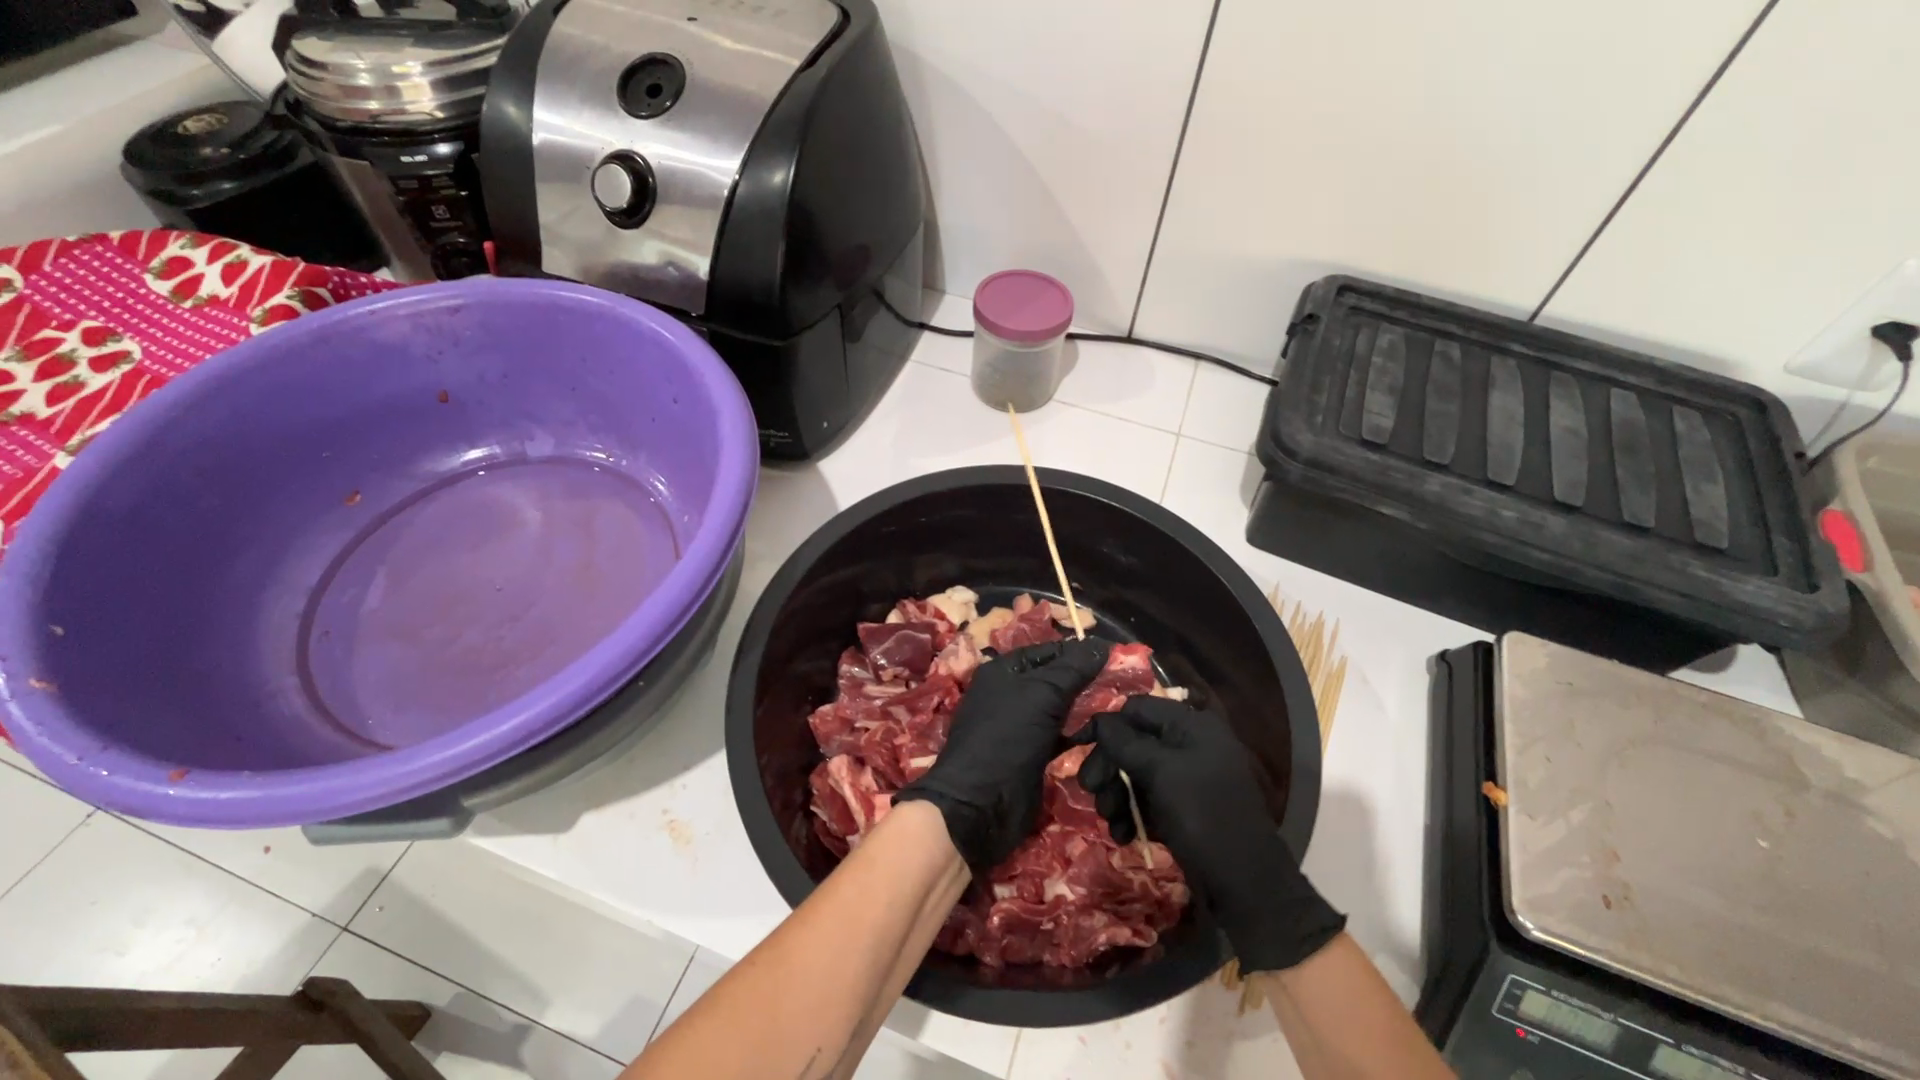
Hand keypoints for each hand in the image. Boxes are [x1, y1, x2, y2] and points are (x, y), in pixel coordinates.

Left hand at [896, 638, 1108, 871]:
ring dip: (1085, 708)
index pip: (1048, 651)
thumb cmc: (1007, 737)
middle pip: (1054, 680)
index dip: (1079, 652)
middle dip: (1086, 681)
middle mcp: (1009, 694)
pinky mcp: (1030, 755)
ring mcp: (1019, 727)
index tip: (1115, 655)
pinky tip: (1103, 734)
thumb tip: (1101, 644)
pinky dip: (1078, 734)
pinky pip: (1059, 736)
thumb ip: (1073, 668)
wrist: (981, 803)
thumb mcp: (1042, 693)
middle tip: (1125, 682)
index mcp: (1003, 671)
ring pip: (1059, 709)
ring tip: (1121, 706)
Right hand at [1072, 697, 1345, 973]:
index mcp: (1192, 725)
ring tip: (1110, 820)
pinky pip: (1146, 800)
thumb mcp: (1161, 773)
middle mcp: (1189, 745)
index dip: (1106, 725)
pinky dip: (1131, 814)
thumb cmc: (1204, 816)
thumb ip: (1126, 742)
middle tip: (1089, 789)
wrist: (1244, 883)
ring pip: (1135, 773)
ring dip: (1115, 795)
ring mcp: (1186, 778)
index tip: (1076, 746)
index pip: (1137, 709)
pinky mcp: (1181, 808)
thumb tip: (1098, 721)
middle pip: (1132, 742)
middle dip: (1108, 766)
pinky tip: (1123, 835)